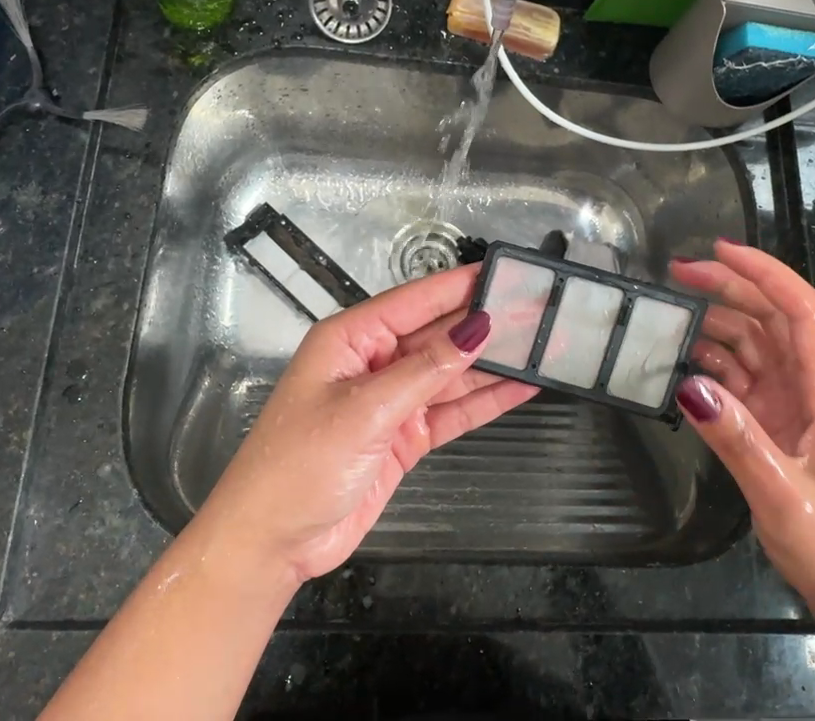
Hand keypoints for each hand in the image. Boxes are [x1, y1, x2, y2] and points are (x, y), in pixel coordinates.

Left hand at [191, 263, 537, 584]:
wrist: (272, 541)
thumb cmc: (299, 465)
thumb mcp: (363, 411)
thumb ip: (424, 370)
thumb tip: (475, 329)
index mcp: (351, 339)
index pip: (416, 301)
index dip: (461, 286)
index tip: (506, 273)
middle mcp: (374, 362)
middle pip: (438, 335)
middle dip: (485, 325)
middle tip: (539, 311)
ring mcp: (390, 401)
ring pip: (450, 373)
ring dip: (493, 363)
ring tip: (542, 346)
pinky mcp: (404, 437)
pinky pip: (450, 410)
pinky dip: (484, 400)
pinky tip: (520, 387)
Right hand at [669, 240, 814, 623]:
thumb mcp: (782, 497)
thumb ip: (737, 440)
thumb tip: (691, 385)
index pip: (805, 314)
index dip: (767, 275)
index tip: (722, 251)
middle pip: (776, 319)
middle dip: (732, 288)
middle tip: (679, 273)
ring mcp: (797, 403)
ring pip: (757, 343)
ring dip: (718, 322)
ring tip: (673, 312)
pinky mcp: (778, 420)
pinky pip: (743, 376)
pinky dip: (714, 362)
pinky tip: (684, 360)